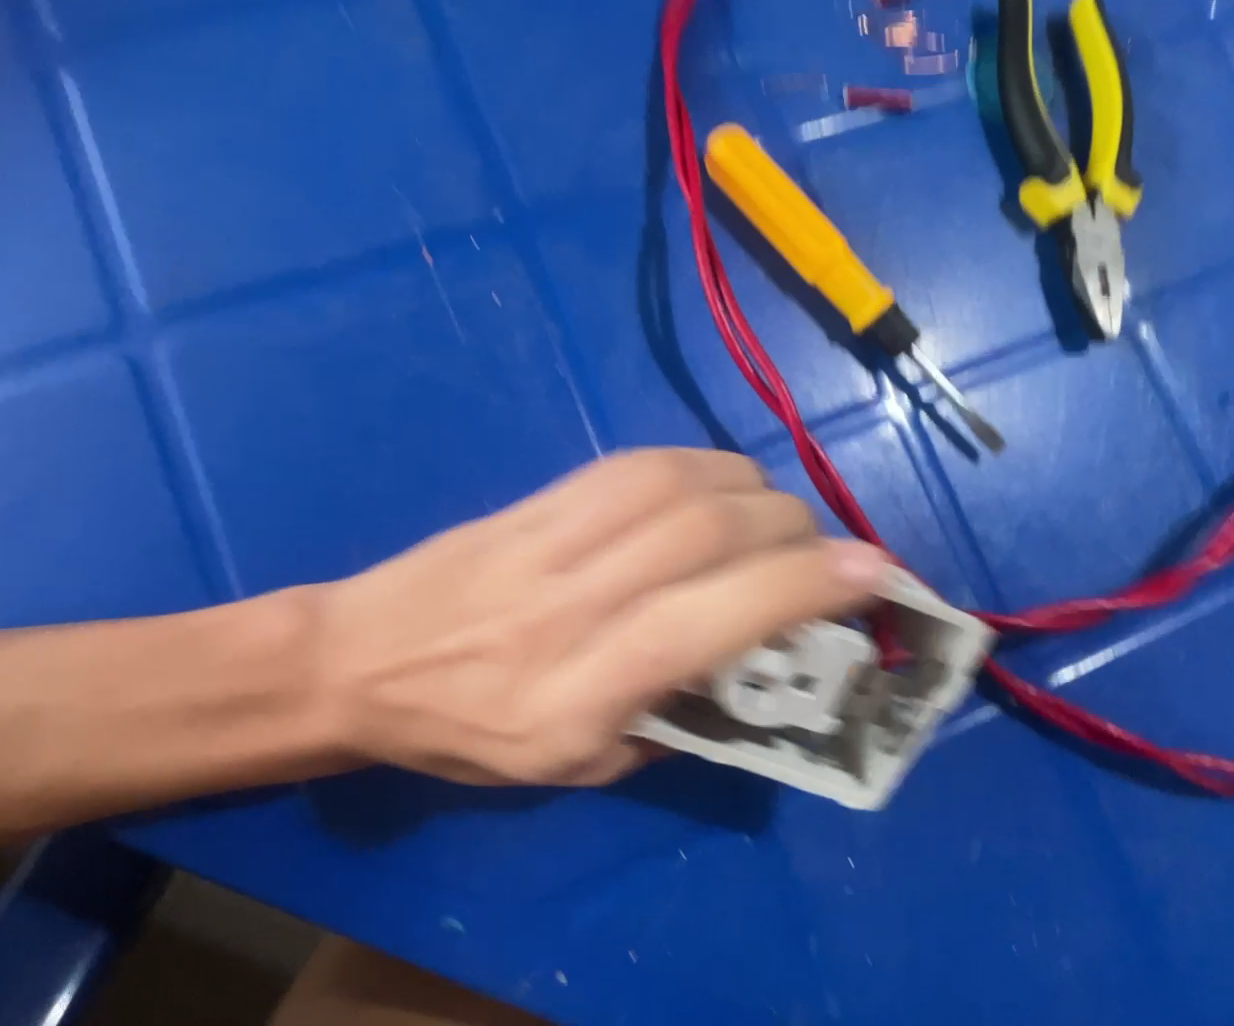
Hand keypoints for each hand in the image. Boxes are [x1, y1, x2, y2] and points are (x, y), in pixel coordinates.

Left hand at [311, 449, 888, 786]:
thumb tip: (746, 674)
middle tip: (825, 549)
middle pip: (707, 534)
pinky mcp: (537, 500)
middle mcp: (575, 604)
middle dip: (793, 530)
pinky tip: (717, 485)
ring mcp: (552, 540)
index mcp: (584, 690)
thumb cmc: (466, 733)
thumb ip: (666, 725)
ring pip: (677, 485)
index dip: (802, 589)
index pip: (711, 621)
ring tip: (777, 515)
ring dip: (752, 490)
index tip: (873, 574)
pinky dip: (697, 465)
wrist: (359, 661)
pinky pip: (632, 465)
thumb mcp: (572, 768)